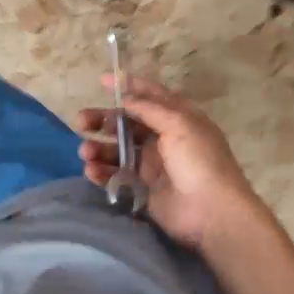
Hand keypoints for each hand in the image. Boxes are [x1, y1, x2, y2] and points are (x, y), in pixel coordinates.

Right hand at [76, 75, 266, 248]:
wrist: (211, 212)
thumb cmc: (199, 161)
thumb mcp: (179, 124)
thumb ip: (149, 109)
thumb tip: (125, 99)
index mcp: (177, 119)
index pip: (150, 96)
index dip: (128, 86)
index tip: (102, 81)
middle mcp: (163, 139)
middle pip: (126, 124)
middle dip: (103, 120)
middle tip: (81, 121)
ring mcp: (151, 165)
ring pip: (116, 150)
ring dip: (98, 148)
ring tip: (85, 151)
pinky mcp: (141, 189)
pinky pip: (115, 176)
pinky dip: (101, 172)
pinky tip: (90, 170)